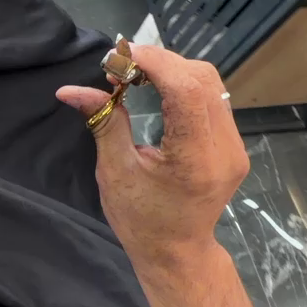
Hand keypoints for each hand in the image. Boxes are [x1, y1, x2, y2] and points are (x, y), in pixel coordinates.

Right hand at [56, 45, 248, 268]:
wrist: (176, 252)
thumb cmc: (140, 219)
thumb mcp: (114, 172)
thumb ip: (103, 123)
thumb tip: (71, 90)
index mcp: (195, 158)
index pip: (187, 90)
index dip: (155, 63)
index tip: (120, 55)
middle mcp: (225, 147)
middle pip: (202, 80)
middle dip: (161, 62)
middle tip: (121, 65)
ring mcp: (235, 144)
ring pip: (210, 85)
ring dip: (172, 70)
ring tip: (134, 75)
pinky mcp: (233, 143)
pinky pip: (211, 99)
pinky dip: (182, 84)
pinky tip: (155, 90)